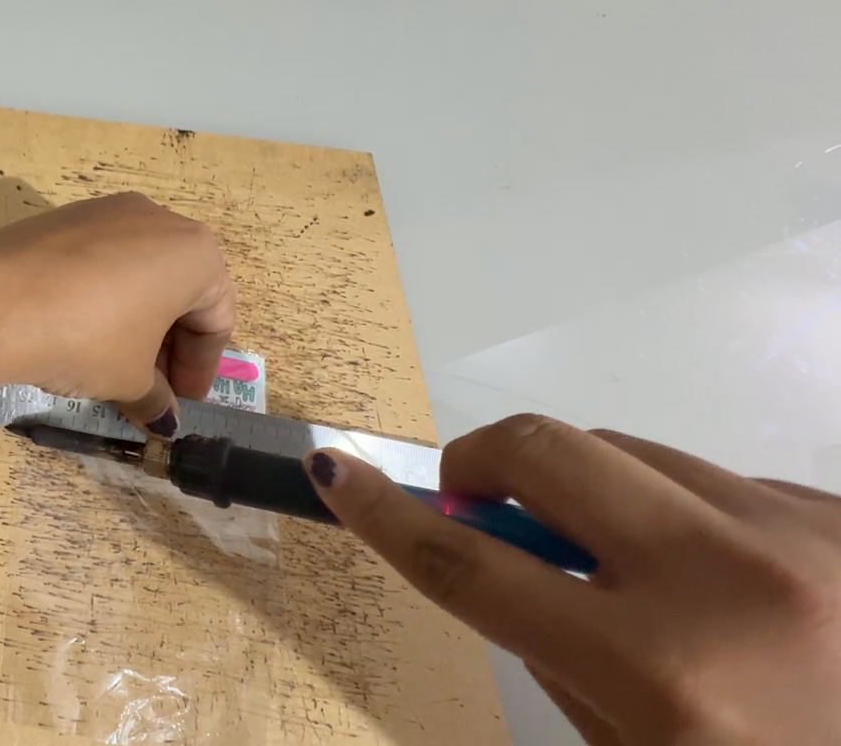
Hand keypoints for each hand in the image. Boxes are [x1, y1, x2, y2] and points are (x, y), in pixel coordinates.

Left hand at [0, 192, 234, 434]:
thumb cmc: (86, 338)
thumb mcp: (129, 379)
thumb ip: (156, 399)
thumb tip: (163, 420)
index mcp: (193, 251)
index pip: (216, 318)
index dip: (200, 369)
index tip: (179, 403)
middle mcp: (154, 218)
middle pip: (175, 290)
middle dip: (166, 346)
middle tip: (147, 391)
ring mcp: (102, 211)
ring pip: (134, 274)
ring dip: (132, 323)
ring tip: (109, 368)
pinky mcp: (58, 218)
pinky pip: (95, 263)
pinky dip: (97, 299)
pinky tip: (74, 334)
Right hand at [305, 415, 840, 743]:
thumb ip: (550, 649)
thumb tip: (501, 544)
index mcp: (668, 674)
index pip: (467, 563)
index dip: (384, 512)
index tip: (332, 471)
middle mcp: (737, 585)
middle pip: (539, 450)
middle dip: (483, 465)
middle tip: (487, 508)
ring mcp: (812, 539)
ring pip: (625, 451)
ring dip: (592, 495)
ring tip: (643, 568)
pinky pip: (713, 478)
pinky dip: (684, 514)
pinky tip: (739, 583)